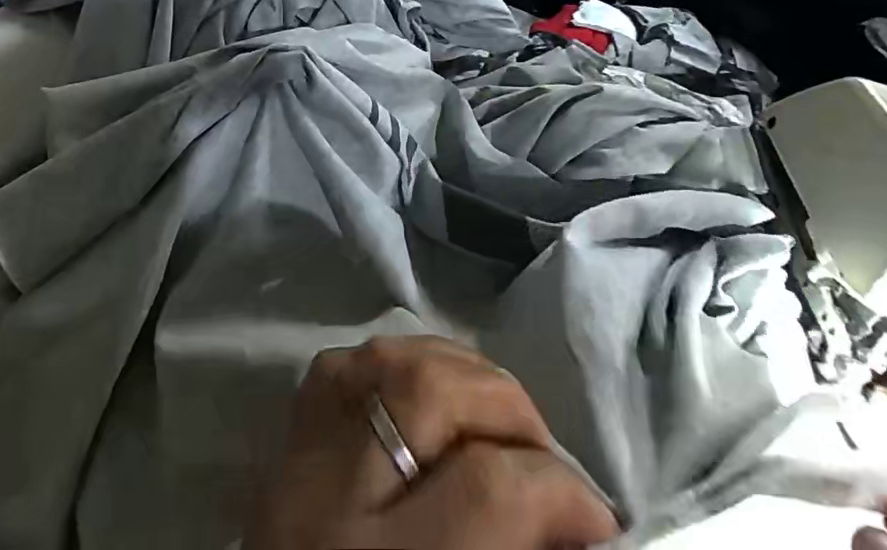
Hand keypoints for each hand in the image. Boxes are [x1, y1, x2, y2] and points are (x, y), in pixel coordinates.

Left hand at [244, 336, 616, 549]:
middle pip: (429, 388)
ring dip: (463, 374)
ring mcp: (300, 445)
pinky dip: (408, 363)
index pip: (489, 486)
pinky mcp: (289, 426)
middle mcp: (329, 490)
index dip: (564, 493)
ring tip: (500, 422)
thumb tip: (579, 520)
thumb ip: (516, 548)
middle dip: (511, 410)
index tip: (598, 524)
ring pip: (389, 356)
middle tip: (547, 462)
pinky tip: (439, 396)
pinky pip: (353, 360)